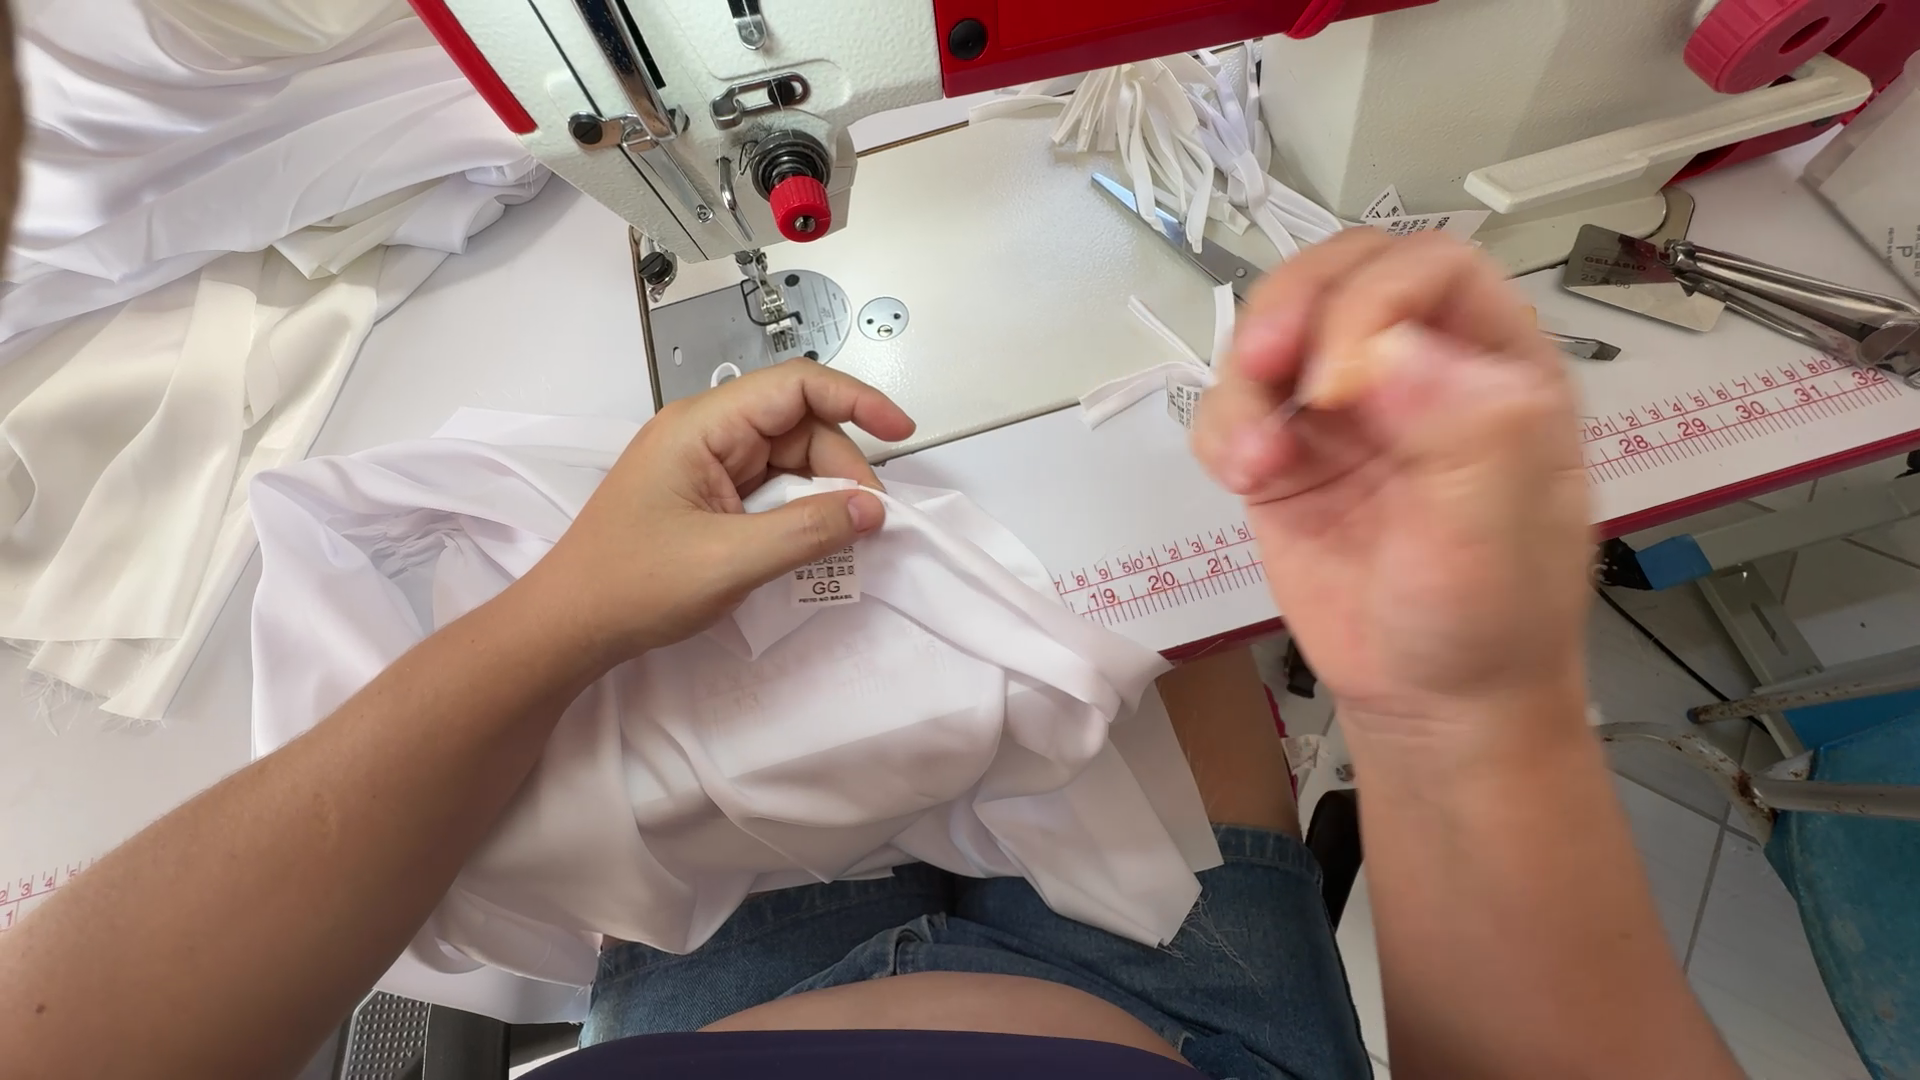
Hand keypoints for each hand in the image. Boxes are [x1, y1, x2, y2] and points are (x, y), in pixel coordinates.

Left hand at [525, 359, 914, 664]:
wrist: (569, 627)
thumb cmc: (634, 586)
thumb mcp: (730, 560)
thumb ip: (807, 531)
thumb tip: (873, 510)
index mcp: (703, 426)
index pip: (795, 386)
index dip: (856, 399)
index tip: (901, 433)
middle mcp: (710, 434)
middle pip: (800, 427)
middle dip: (842, 468)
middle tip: (867, 521)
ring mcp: (711, 466)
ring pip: (792, 461)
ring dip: (825, 494)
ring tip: (844, 537)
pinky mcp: (714, 496)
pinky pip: (775, 490)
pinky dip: (803, 512)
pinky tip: (816, 540)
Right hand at [1192, 230, 1591, 751]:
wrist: (1421, 696)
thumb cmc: (1483, 619)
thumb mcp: (1497, 535)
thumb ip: (1469, 435)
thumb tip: (1388, 353)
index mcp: (1488, 363)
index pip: (1423, 269)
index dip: (1368, 302)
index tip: (1336, 390)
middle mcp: (1407, 370)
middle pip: (1332, 278)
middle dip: (1285, 310)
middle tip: (1259, 365)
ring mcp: (1334, 414)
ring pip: (1265, 338)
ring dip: (1240, 387)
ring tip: (1250, 467)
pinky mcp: (1279, 457)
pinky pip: (1228, 410)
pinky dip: (1217, 433)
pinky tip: (1238, 482)